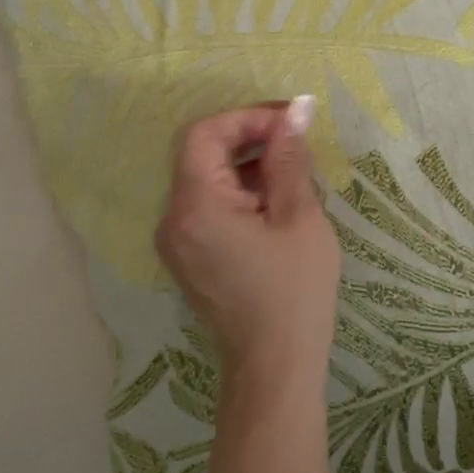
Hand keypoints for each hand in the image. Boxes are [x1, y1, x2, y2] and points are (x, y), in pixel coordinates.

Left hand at [155, 97, 340, 380]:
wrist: (275, 362)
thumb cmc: (293, 286)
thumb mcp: (298, 214)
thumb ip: (289, 158)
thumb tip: (295, 111)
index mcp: (196, 206)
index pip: (205, 134)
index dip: (249, 118)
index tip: (293, 121)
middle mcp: (173, 220)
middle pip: (202, 154)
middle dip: (251, 137)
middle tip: (300, 139)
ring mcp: (178, 241)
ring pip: (207, 178)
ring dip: (249, 163)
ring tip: (297, 171)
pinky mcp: (191, 256)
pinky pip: (210, 205)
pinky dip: (242, 189)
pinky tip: (279, 201)